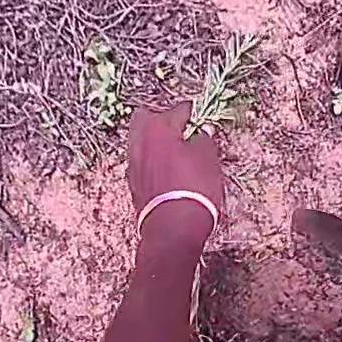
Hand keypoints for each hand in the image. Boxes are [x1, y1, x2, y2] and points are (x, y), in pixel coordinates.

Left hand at [127, 103, 223, 245]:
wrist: (173, 230)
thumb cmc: (194, 190)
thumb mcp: (209, 160)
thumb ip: (204, 140)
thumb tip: (201, 133)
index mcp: (158, 128)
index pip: (179, 110)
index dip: (195, 114)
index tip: (204, 118)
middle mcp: (139, 143)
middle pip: (146, 119)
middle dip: (163, 120)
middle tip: (184, 131)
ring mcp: (132, 165)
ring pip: (141, 142)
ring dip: (156, 143)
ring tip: (178, 153)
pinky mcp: (133, 185)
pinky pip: (142, 164)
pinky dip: (153, 163)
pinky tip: (168, 172)